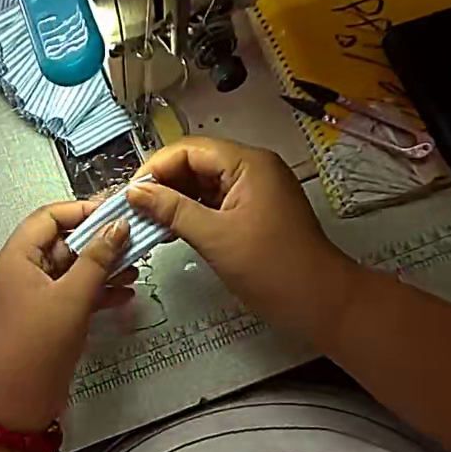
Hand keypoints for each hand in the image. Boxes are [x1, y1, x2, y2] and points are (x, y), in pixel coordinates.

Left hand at [0, 201, 136, 431]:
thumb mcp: (73, 296)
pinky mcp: (47, 317)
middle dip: (100, 242)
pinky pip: (74, 293)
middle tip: (133, 242)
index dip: (83, 211)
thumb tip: (118, 226)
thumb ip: (98, 258)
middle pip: (64, 242)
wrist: (17, 403)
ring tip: (136, 268)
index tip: (117, 215)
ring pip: (73, 269)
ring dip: (103, 268)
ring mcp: (35, 295)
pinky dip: (98, 291)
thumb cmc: (38, 344)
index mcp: (18, 257)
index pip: (50, 217)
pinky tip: (125, 294)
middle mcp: (23, 270)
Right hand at [126, 136, 362, 339]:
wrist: (320, 302)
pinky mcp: (255, 210)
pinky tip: (170, 228)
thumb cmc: (270, 268)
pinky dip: (192, 212)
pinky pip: (216, 201)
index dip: (155, 168)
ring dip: (175, 199)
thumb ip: (172, 210)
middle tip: (134, 210)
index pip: (189, 149)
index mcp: (248, 163)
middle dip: (163, 183)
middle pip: (196, 162)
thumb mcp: (215, 237)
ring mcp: (255, 189)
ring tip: (147, 221)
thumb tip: (134, 192)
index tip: (129, 194)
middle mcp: (253, 167)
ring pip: (204, 183)